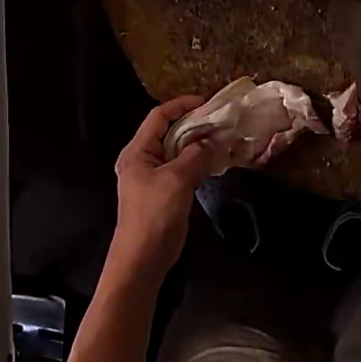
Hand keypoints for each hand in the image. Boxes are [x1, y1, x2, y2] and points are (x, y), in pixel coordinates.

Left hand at [111, 97, 219, 273]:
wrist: (143, 258)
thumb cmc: (154, 215)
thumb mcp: (176, 180)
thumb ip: (195, 156)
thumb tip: (213, 140)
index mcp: (137, 152)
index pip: (158, 117)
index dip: (181, 106)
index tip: (207, 102)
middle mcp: (143, 160)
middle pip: (168, 133)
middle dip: (194, 125)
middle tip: (220, 121)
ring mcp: (154, 177)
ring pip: (177, 151)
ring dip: (198, 144)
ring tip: (223, 138)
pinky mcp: (165, 192)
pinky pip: (183, 169)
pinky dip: (198, 162)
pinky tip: (216, 161)